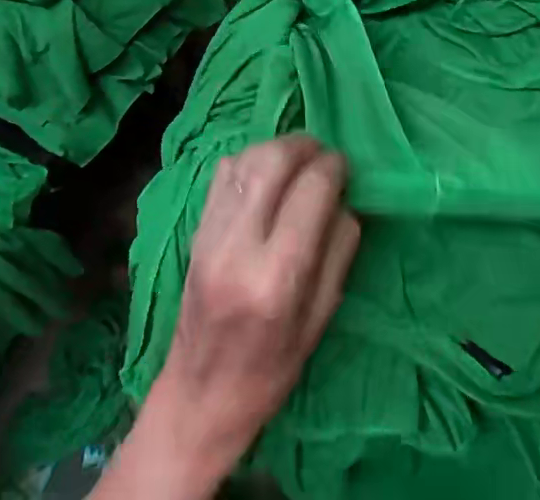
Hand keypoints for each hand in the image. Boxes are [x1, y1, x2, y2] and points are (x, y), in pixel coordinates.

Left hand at [96, 136, 359, 499]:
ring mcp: (209, 236)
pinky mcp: (193, 231)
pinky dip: (251, 161)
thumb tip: (346, 195)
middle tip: (323, 156)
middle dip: (305, 146)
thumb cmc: (273, 366)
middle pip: (272, 161)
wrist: (200, 394)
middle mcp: (237, 248)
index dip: (334, 168)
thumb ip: (340, 247)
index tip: (345, 169)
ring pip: (245, 159)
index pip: (311, 191)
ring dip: (278, 149)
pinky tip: (267, 175)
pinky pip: (223, 174)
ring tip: (298, 160)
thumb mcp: (324, 314)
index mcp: (277, 277)